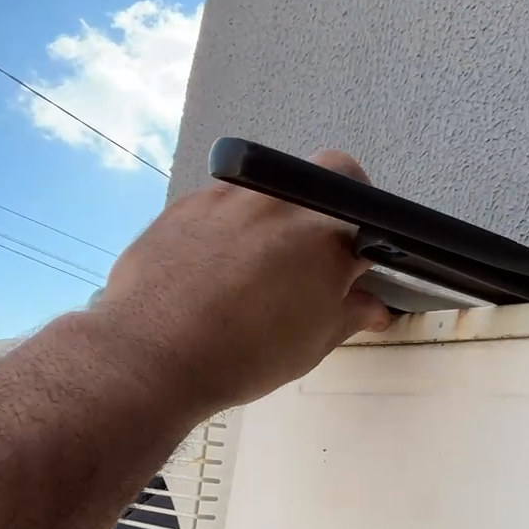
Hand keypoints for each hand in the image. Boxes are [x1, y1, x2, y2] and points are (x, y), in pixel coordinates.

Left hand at [92, 149, 392, 415]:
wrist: (154, 353)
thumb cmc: (245, 355)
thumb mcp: (313, 344)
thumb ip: (351, 314)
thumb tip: (375, 307)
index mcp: (326, 236)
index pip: (371, 219)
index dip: (368, 244)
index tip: (354, 271)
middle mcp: (282, 202)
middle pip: (331, 174)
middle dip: (337, 203)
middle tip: (319, 251)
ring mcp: (231, 195)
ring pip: (275, 187)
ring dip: (281, 215)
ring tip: (259, 267)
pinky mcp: (189, 202)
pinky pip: (227, 202)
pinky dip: (235, 226)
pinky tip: (219, 268)